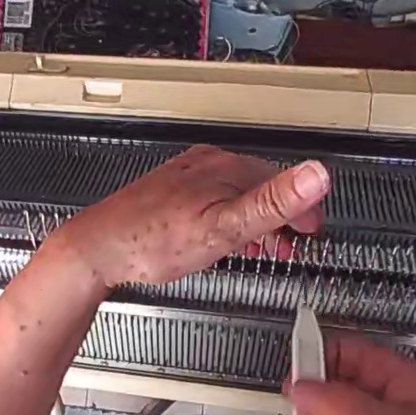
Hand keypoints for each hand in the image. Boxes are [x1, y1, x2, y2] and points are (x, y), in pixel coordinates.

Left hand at [49, 144, 329, 290]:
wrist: (98, 248)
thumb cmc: (151, 242)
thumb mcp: (223, 228)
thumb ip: (273, 203)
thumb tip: (317, 175)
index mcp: (225, 170)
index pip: (282, 181)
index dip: (303, 209)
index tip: (314, 229)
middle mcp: (206, 165)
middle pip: (261, 185)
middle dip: (283, 215)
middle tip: (297, 240)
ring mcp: (187, 178)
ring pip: (237, 194)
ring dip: (259, 219)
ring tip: (270, 245)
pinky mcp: (172, 193)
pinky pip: (214, 200)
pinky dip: (231, 218)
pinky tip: (227, 236)